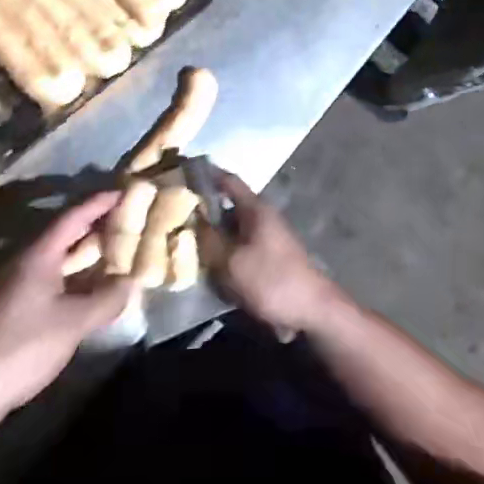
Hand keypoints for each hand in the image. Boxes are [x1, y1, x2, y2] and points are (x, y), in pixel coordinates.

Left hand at [0, 193, 134, 422]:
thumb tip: (132, 282)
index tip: (125, 191)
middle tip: (129, 220)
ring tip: (117, 252)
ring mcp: (15, 288)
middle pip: (64, 236)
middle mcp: (24, 265)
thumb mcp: (73, 323)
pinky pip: (52, 281)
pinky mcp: (12, 311)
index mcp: (37, 257)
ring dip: (87, 255)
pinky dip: (76, 278)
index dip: (99, 203)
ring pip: (58, 261)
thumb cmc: (20, 348)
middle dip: (96, 226)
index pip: (72, 218)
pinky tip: (91, 290)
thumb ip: (107, 300)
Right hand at [197, 171, 343, 333]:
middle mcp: (262, 217)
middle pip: (227, 206)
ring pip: (231, 229)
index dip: (206, 174)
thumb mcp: (232, 262)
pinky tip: (206, 264)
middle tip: (172, 214)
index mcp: (256, 209)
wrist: (311, 311)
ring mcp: (267, 238)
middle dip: (202, 209)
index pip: (228, 181)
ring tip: (182, 240)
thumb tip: (192, 220)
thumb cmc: (271, 280)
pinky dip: (223, 251)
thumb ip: (209, 240)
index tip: (181, 172)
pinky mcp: (268, 258)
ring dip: (212, 234)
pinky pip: (239, 247)